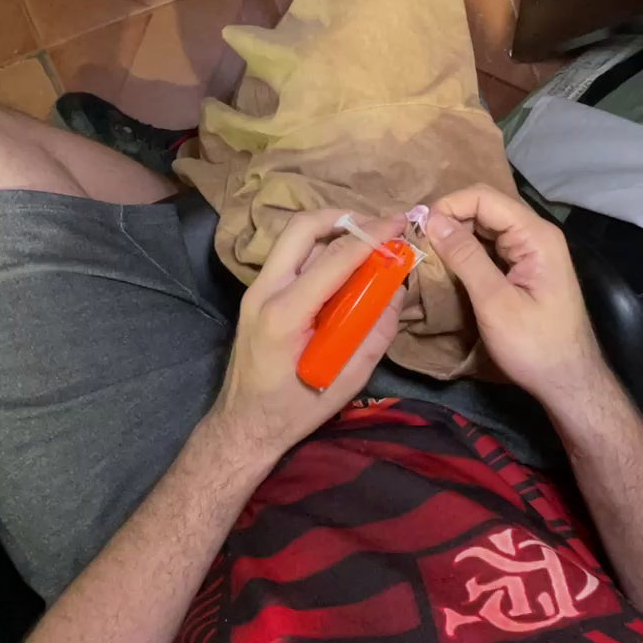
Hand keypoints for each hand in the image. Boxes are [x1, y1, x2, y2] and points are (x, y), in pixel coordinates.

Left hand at [205, 210, 405, 463]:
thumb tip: (396, 291)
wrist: (244, 425)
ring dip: (331, 232)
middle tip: (378, 226)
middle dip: (344, 217)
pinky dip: (319, 251)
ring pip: (294, 239)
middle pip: (301, 228)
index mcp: (284, 314)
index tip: (399, 223)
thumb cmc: (294, 411)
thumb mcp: (348, 380)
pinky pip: (290, 257)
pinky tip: (344, 267)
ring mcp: (256, 290)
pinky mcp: (257, 295)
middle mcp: (264, 292)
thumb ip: (376, 333)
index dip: (371, 236)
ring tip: (367, 243)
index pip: (333, 259)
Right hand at [423, 185, 606, 407]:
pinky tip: (447, 264)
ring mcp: (531, 250)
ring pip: (485, 225)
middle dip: (449, 218)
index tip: (419, 229)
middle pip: (485, 207)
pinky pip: (490, 245)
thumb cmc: (534, 345)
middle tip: (418, 241)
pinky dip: (466, 250)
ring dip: (455, 234)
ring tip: (427, 252)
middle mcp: (535, 234)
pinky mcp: (523, 267)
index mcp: (535, 236)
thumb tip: (433, 220)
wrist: (567, 381)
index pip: (484, 197)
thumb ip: (465, 257)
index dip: (448, 206)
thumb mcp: (494, 302)